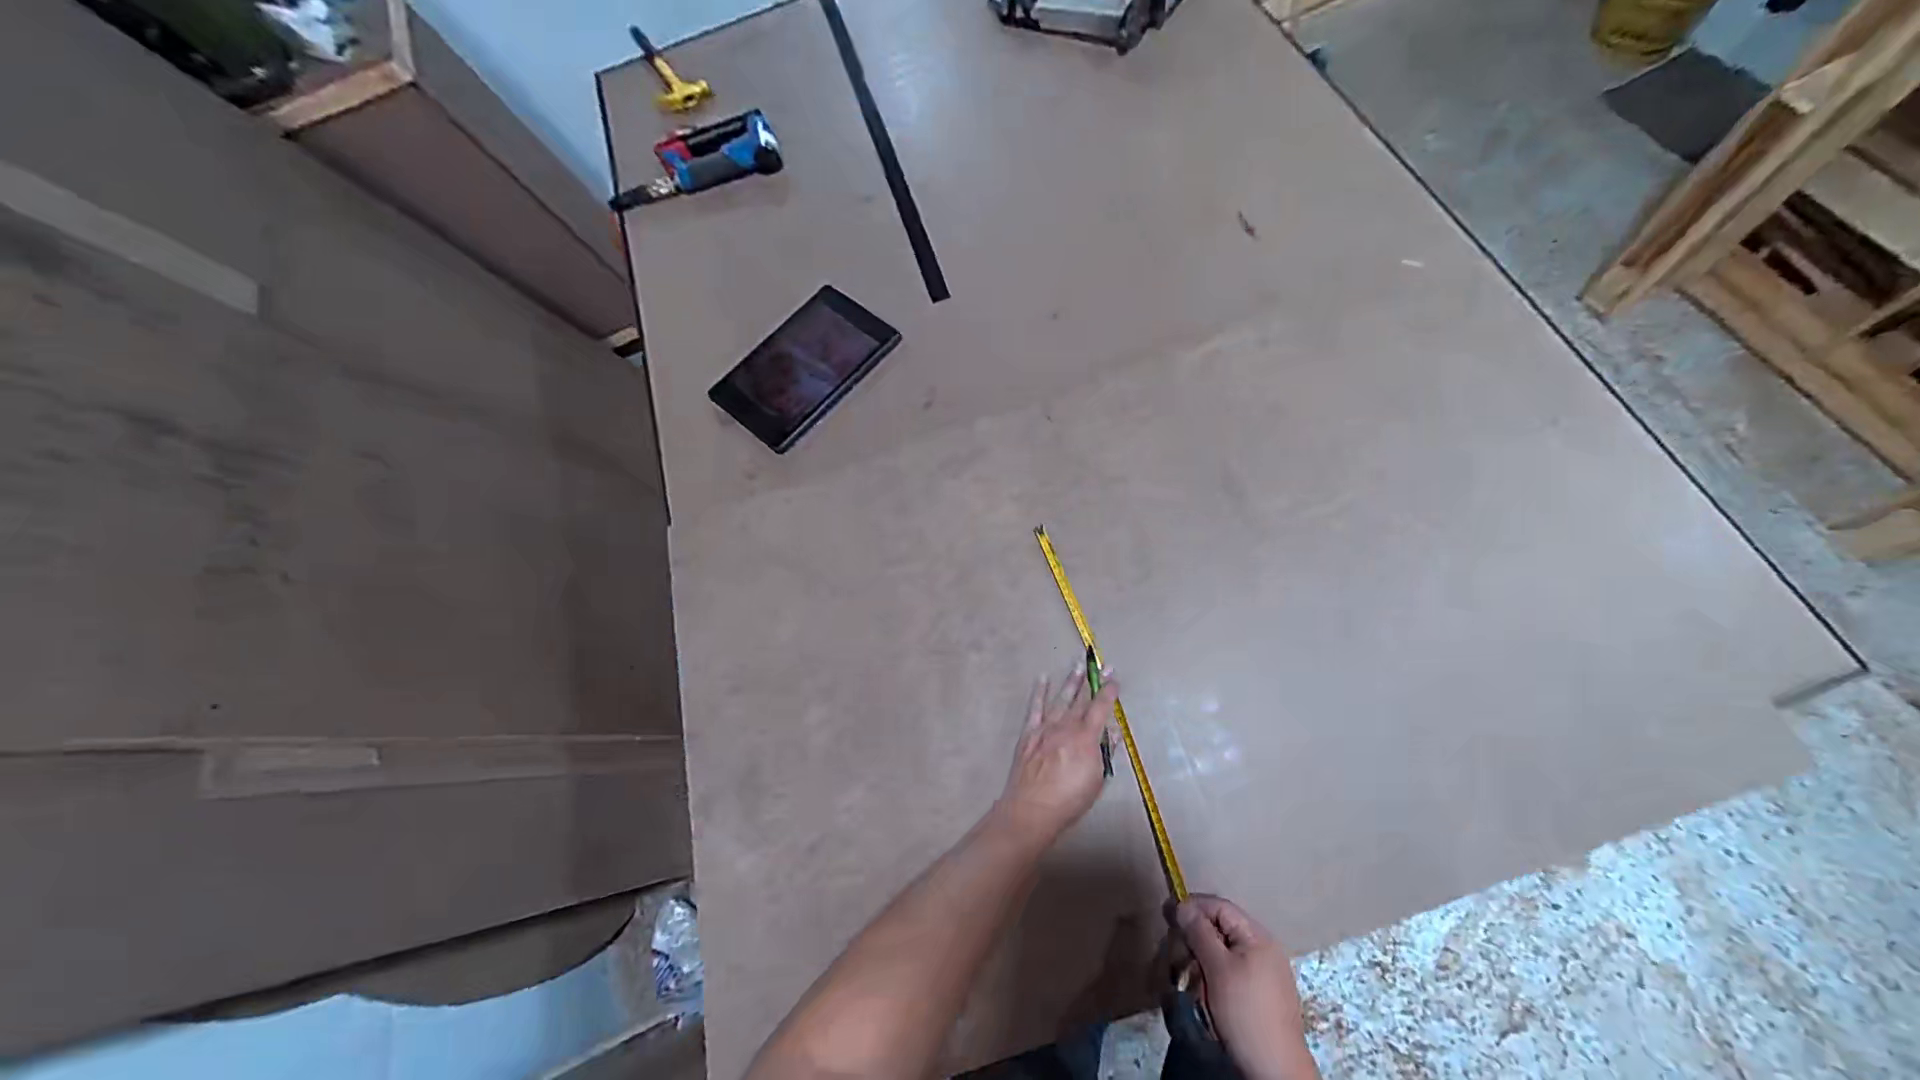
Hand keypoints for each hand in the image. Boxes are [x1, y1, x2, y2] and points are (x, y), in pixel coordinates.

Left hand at [996, 664, 1116, 840]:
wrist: (1032, 809)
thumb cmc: (1070, 800)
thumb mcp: (1097, 780)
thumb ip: (1105, 753)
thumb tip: (1113, 733)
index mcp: (1086, 738)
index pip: (1100, 708)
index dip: (1109, 692)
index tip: (1114, 678)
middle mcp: (1066, 727)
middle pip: (1081, 699)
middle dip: (1092, 681)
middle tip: (1099, 664)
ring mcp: (1045, 728)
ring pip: (1060, 699)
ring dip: (1070, 681)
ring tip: (1077, 665)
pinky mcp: (1029, 733)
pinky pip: (1035, 707)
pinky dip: (1039, 692)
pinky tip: (1043, 679)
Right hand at [1169, 895, 1319, 1079]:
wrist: (1276, 1072)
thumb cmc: (1246, 1013)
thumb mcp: (1218, 969)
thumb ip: (1199, 932)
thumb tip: (1181, 904)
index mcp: (1257, 936)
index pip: (1219, 906)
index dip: (1192, 907)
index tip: (1166, 917)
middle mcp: (1262, 948)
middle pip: (1219, 928)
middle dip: (1194, 939)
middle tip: (1177, 956)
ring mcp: (1261, 972)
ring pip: (1220, 951)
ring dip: (1200, 960)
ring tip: (1189, 979)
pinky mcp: (1257, 993)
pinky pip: (1228, 972)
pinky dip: (1211, 976)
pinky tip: (1204, 993)